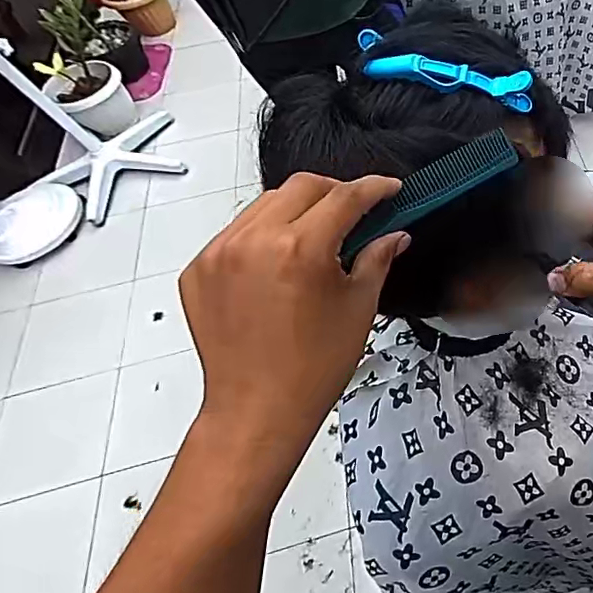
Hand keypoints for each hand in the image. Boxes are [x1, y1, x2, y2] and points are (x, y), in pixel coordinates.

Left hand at [178, 174, 406, 508]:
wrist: (259, 406)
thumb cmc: (311, 367)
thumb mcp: (360, 306)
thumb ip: (377, 258)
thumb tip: (393, 235)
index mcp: (300, 250)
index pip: (345, 197)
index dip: (374, 188)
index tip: (388, 189)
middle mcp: (253, 242)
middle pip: (301, 186)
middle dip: (337, 191)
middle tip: (360, 209)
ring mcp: (219, 254)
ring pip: (266, 203)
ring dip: (300, 208)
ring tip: (323, 234)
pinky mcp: (199, 269)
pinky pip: (238, 230)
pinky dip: (267, 232)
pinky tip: (287, 257)